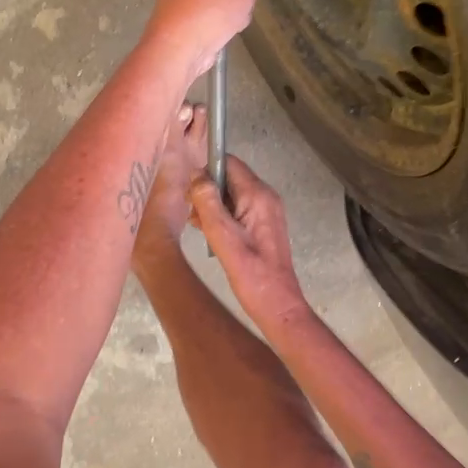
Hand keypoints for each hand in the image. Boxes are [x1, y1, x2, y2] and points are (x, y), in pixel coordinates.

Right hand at [188, 155, 310, 329]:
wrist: (277, 305)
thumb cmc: (251, 273)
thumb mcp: (222, 236)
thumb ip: (207, 201)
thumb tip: (196, 174)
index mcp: (257, 195)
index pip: (229, 162)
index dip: (206, 170)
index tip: (189, 191)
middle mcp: (265, 196)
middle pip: (229, 177)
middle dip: (207, 190)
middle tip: (191, 212)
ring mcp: (266, 210)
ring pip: (232, 194)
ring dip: (212, 205)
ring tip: (198, 225)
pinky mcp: (263, 224)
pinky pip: (238, 208)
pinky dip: (222, 215)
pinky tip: (209, 233)